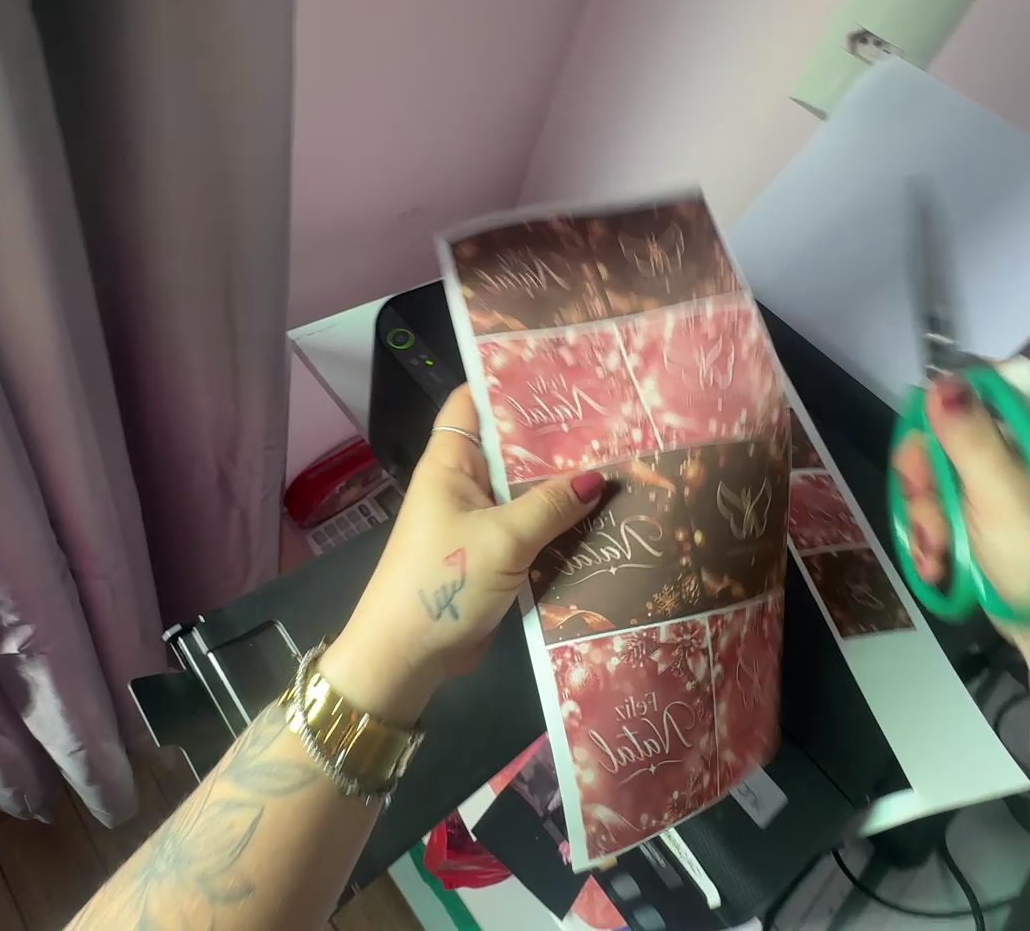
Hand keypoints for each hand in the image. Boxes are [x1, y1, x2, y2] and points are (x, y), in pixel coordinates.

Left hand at [319, 386, 604, 721]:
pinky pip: (531, 526)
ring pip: (526, 490)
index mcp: (452, 463)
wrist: (407, 657)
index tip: (559, 371)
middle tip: (612, 417)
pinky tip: (604, 515)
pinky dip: (560, 522)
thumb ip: (551, 505)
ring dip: (563, 483)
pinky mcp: (494, 554)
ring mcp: (480, 520)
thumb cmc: (443, 582)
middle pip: (510, 447)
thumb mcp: (502, 539)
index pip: (474, 403)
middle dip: (553, 436)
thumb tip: (598, 477)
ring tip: (622, 460)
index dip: (509, 382)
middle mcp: (465, 484)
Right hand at [889, 361, 1029, 654]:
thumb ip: (969, 435)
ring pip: (939, 477)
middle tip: (922, 500)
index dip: (952, 395)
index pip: (993, 383)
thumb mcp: (1001, 494)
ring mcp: (1008, 493)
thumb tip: (941, 378)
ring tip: (936, 551)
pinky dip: (934, 536)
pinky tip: (937, 562)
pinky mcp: (992, 525)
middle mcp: (1028, 456)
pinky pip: (944, 510)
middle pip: (950, 434)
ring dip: (925, 515)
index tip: (925, 428)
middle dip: (925, 472)